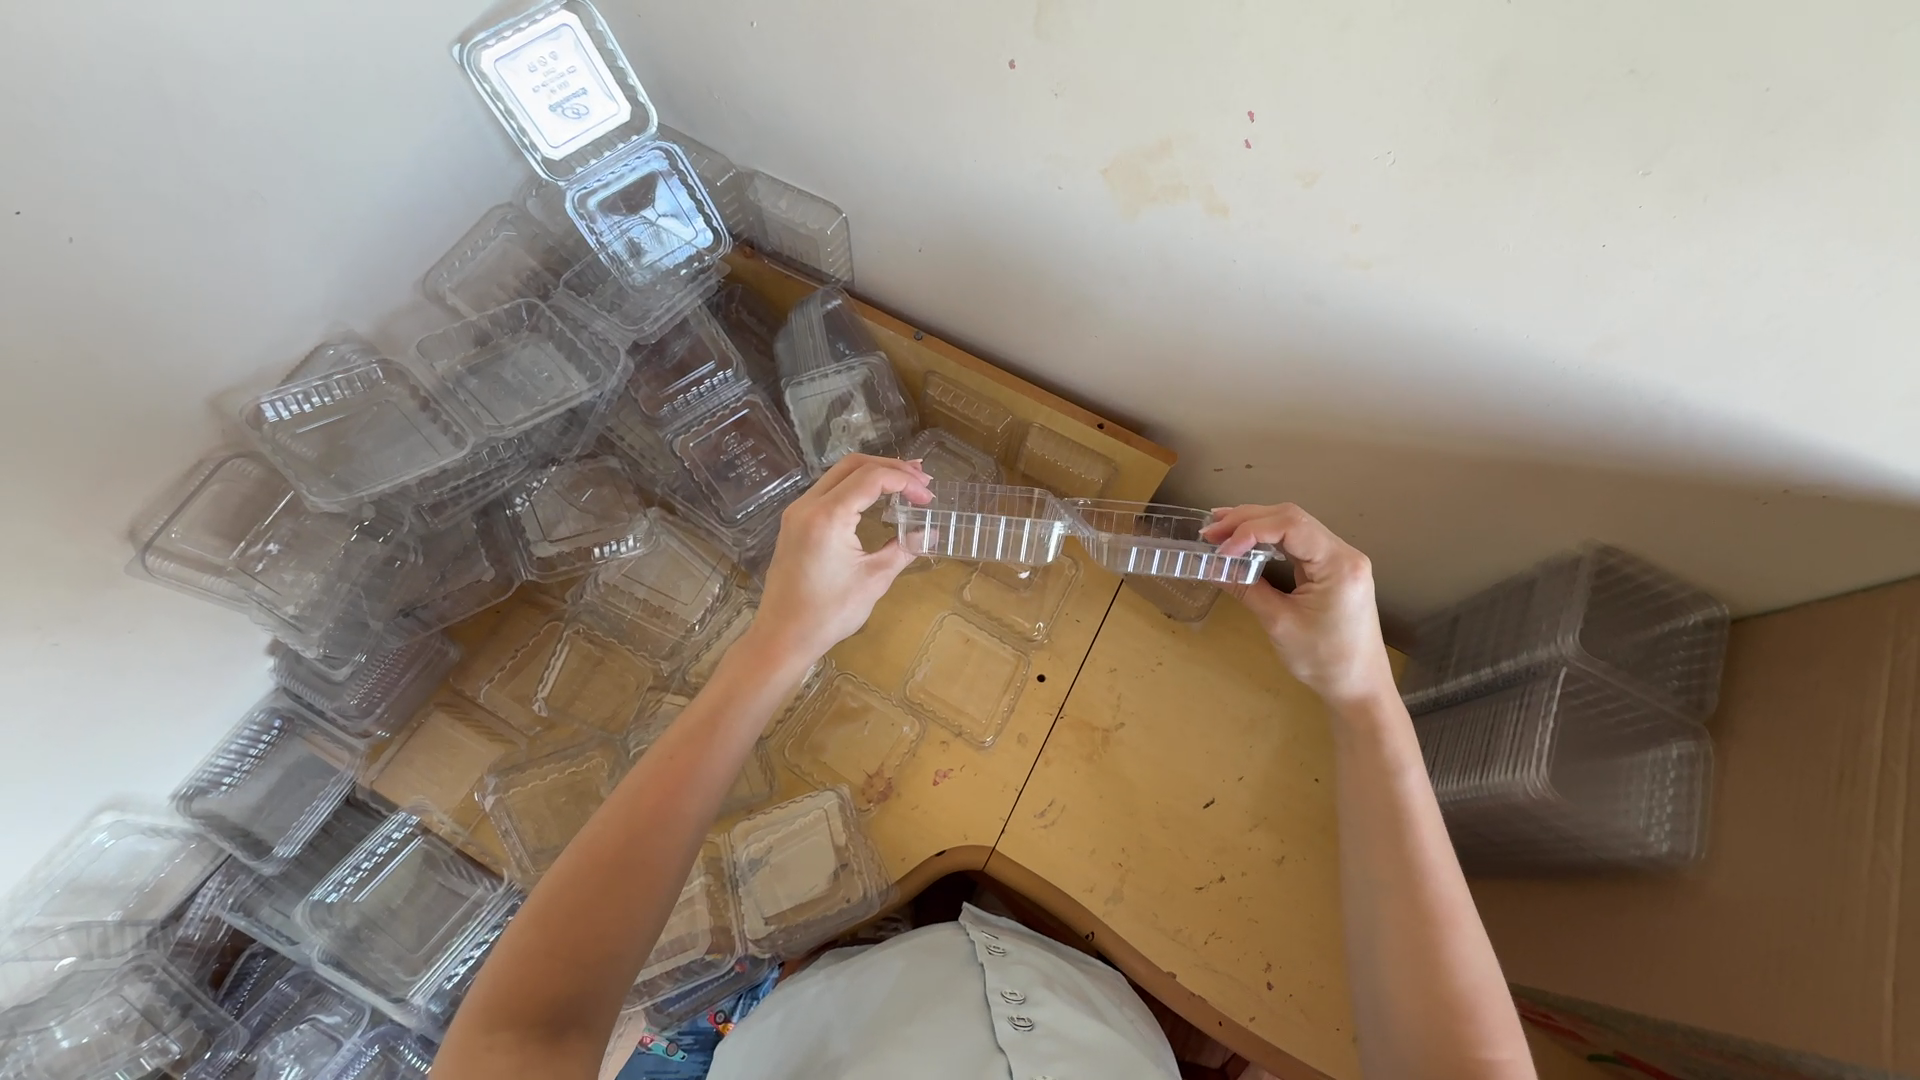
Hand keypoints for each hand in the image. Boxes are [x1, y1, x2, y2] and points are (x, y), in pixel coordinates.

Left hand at [751, 455, 931, 665]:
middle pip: (853, 465)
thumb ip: (903, 549)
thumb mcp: (874, 580)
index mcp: (827, 516)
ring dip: (873, 475)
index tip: (928, 497)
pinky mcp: (796, 523)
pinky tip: (876, 498)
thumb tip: (929, 532)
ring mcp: (798, 512)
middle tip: (922, 480)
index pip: (871, 478)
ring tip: (905, 484)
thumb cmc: (829, 613)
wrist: (783, 636)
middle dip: (890, 468)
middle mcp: (808, 505)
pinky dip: (855, 488)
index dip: (904, 481)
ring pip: (839, 475)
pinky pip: (828, 491)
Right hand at [1200, 504, 1396, 711]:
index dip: (1250, 529)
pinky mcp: (1331, 569)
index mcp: (1338, 563)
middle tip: (1209, 532)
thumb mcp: (1279, 623)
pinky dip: (1267, 537)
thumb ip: (1247, 588)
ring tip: (1219, 528)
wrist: (1359, 687)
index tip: (1221, 550)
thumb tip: (1213, 567)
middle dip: (1247, 520)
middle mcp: (1343, 552)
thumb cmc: (1324, 660)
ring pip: (1293, 525)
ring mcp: (1339, 559)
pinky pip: (1297, 542)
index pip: (1290, 525)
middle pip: (1291, 517)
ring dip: (1255, 524)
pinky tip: (1244, 539)